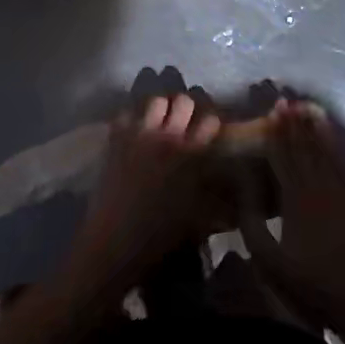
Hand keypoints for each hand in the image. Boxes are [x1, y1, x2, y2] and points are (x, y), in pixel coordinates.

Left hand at [66, 93, 221, 291]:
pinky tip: (135, 130)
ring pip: (155, 100)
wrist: (114, 243)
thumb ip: (215, 197)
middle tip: (186, 120)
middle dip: (188, 107)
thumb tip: (230, 190)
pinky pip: (125, 113)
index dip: (212, 121)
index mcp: (191, 155)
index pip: (210, 120)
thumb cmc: (160, 235)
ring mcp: (139, 136)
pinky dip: (132, 117)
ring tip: (160, 121)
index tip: (209, 128)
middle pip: (184, 101)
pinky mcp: (116, 141)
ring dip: (161, 108)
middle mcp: (167, 138)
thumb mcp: (198, 217)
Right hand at [242, 101, 344, 329]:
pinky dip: (333, 145)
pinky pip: (340, 163)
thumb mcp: (269, 259)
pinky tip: (328, 135)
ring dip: (312, 128)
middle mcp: (319, 185)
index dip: (277, 132)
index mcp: (295, 198)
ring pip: (323, 151)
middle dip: (293, 123)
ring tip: (303, 108)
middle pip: (303, 147)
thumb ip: (252, 220)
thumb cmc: (310, 282)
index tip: (272, 110)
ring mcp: (340, 190)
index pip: (283, 156)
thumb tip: (242, 184)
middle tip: (285, 100)